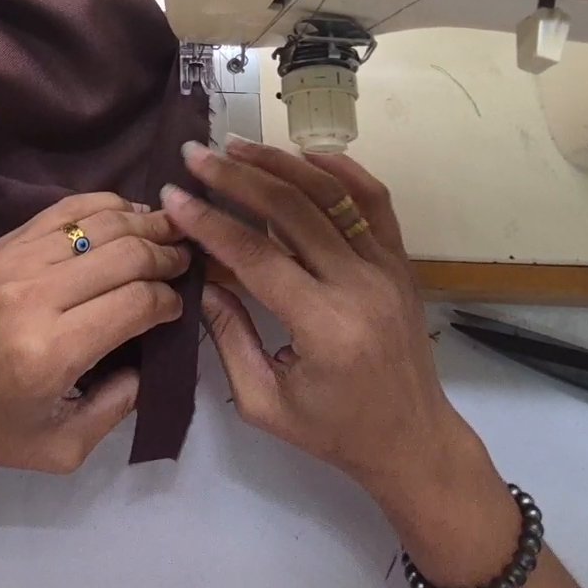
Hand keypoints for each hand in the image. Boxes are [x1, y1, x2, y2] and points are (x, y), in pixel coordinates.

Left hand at [0, 192, 190, 477]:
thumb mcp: (61, 447)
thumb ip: (118, 407)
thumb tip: (151, 357)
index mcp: (53, 351)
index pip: (137, 301)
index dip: (170, 299)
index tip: (180, 305)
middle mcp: (36, 295)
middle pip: (126, 252)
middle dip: (167, 255)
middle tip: (186, 263)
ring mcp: (15, 260)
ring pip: (100, 221)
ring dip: (144, 222)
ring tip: (168, 232)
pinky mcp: (1, 243)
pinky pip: (64, 208)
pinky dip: (104, 205)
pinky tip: (127, 213)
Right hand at [160, 139, 478, 496]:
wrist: (414, 442)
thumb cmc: (333, 431)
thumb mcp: (264, 402)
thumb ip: (229, 337)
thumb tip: (201, 277)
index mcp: (324, 327)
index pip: (256, 254)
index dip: (209, 221)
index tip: (172, 194)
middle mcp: (360, 286)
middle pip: (291, 209)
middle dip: (236, 176)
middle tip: (195, 154)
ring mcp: (387, 267)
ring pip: (330, 194)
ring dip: (279, 162)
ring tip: (236, 145)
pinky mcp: (401, 260)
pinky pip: (374, 201)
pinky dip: (341, 169)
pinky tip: (303, 152)